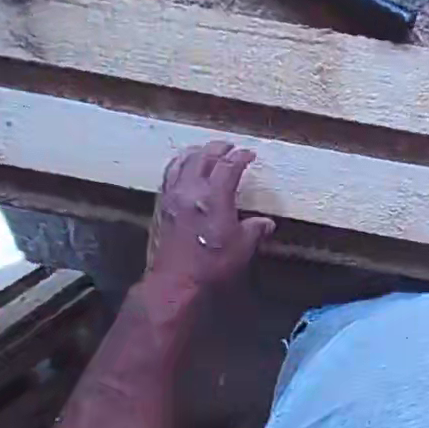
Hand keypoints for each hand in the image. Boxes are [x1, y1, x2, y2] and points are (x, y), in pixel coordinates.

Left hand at [144, 141, 275, 298]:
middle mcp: (191, 189)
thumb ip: (254, 230)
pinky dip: (179, 164)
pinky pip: (170, 174)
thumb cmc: (211, 265)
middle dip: (218, 148)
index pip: (229, 165)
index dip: (241, 156)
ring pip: (183, 161)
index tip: (249, 154)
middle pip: (204, 156)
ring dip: (196, 152)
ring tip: (205, 151)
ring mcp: (173, 195)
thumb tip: (266, 223)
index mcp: (214, 196)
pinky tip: (183, 168)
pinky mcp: (162, 205)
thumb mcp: (241, 248)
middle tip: (229, 146)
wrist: (175, 281)